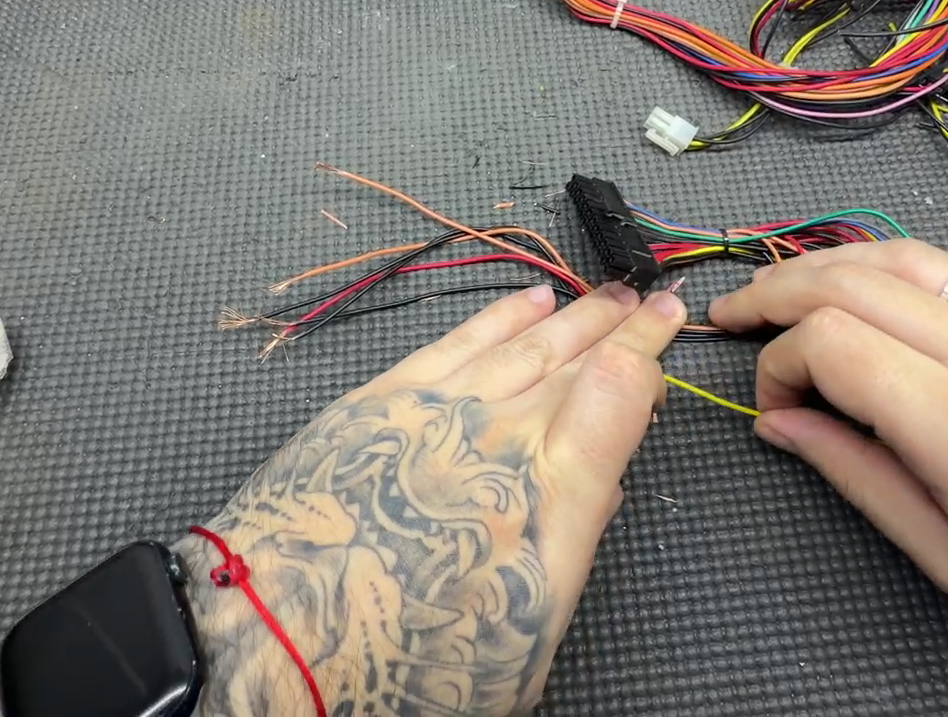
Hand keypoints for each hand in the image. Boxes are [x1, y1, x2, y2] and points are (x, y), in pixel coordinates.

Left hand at [182, 282, 681, 715]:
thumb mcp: (526, 627)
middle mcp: (500, 433)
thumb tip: (601, 476)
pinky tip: (530, 300)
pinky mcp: (389, 396)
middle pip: (578, 356)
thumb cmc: (408, 654)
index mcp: (547, 492)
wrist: (280, 631)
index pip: (618, 390)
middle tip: (651, 298)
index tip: (667, 323)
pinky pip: (461, 340)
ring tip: (605, 293)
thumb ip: (574, 533)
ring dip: (573, 314)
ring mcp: (442, 406)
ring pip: (526, 340)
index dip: (649, 348)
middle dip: (622, 322)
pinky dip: (501, 316)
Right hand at [710, 239, 947, 715]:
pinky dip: (881, 266)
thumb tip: (780, 424)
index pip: (827, 344)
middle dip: (770, 290)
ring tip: (777, 287)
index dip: (774, 365)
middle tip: (730, 313)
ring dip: (819, 264)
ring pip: (894, 254)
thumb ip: (855, 477)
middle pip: (846, 279)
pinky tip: (861, 290)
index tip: (771, 404)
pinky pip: (947, 266)